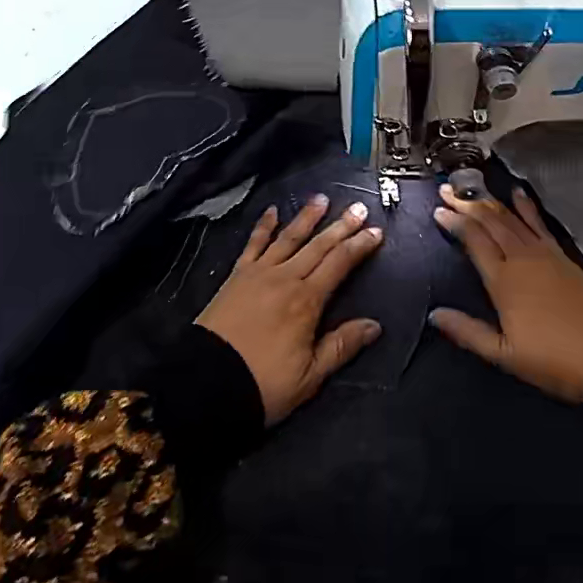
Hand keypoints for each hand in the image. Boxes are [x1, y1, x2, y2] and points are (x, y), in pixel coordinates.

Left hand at [197, 195, 385, 424]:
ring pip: (289, 238)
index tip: (376, 231)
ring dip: (307, 217)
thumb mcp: (310, 376)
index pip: (339, 264)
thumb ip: (341, 346)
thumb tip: (374, 325)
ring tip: (322, 199)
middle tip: (359, 208)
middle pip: (318, 246)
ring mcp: (258, 273)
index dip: (359, 246)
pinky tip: (271, 211)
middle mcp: (285, 278)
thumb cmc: (263, 384)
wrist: (206, 383)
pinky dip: (263, 226)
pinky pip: (253, 244)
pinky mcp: (237, 276)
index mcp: (307, 301)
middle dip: (341, 226)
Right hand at [431, 185, 582, 403]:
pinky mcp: (562, 255)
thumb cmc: (556, 359)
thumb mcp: (505, 354)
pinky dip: (526, 207)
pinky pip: (538, 223)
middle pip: (489, 222)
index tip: (438, 211)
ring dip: (488, 201)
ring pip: (510, 218)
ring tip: (470, 189)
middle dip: (466, 204)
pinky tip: (517, 194)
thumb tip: (435, 315)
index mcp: (503, 281)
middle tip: (446, 191)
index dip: (454, 223)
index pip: (473, 241)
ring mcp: (543, 253)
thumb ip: (468, 331)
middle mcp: (521, 259)